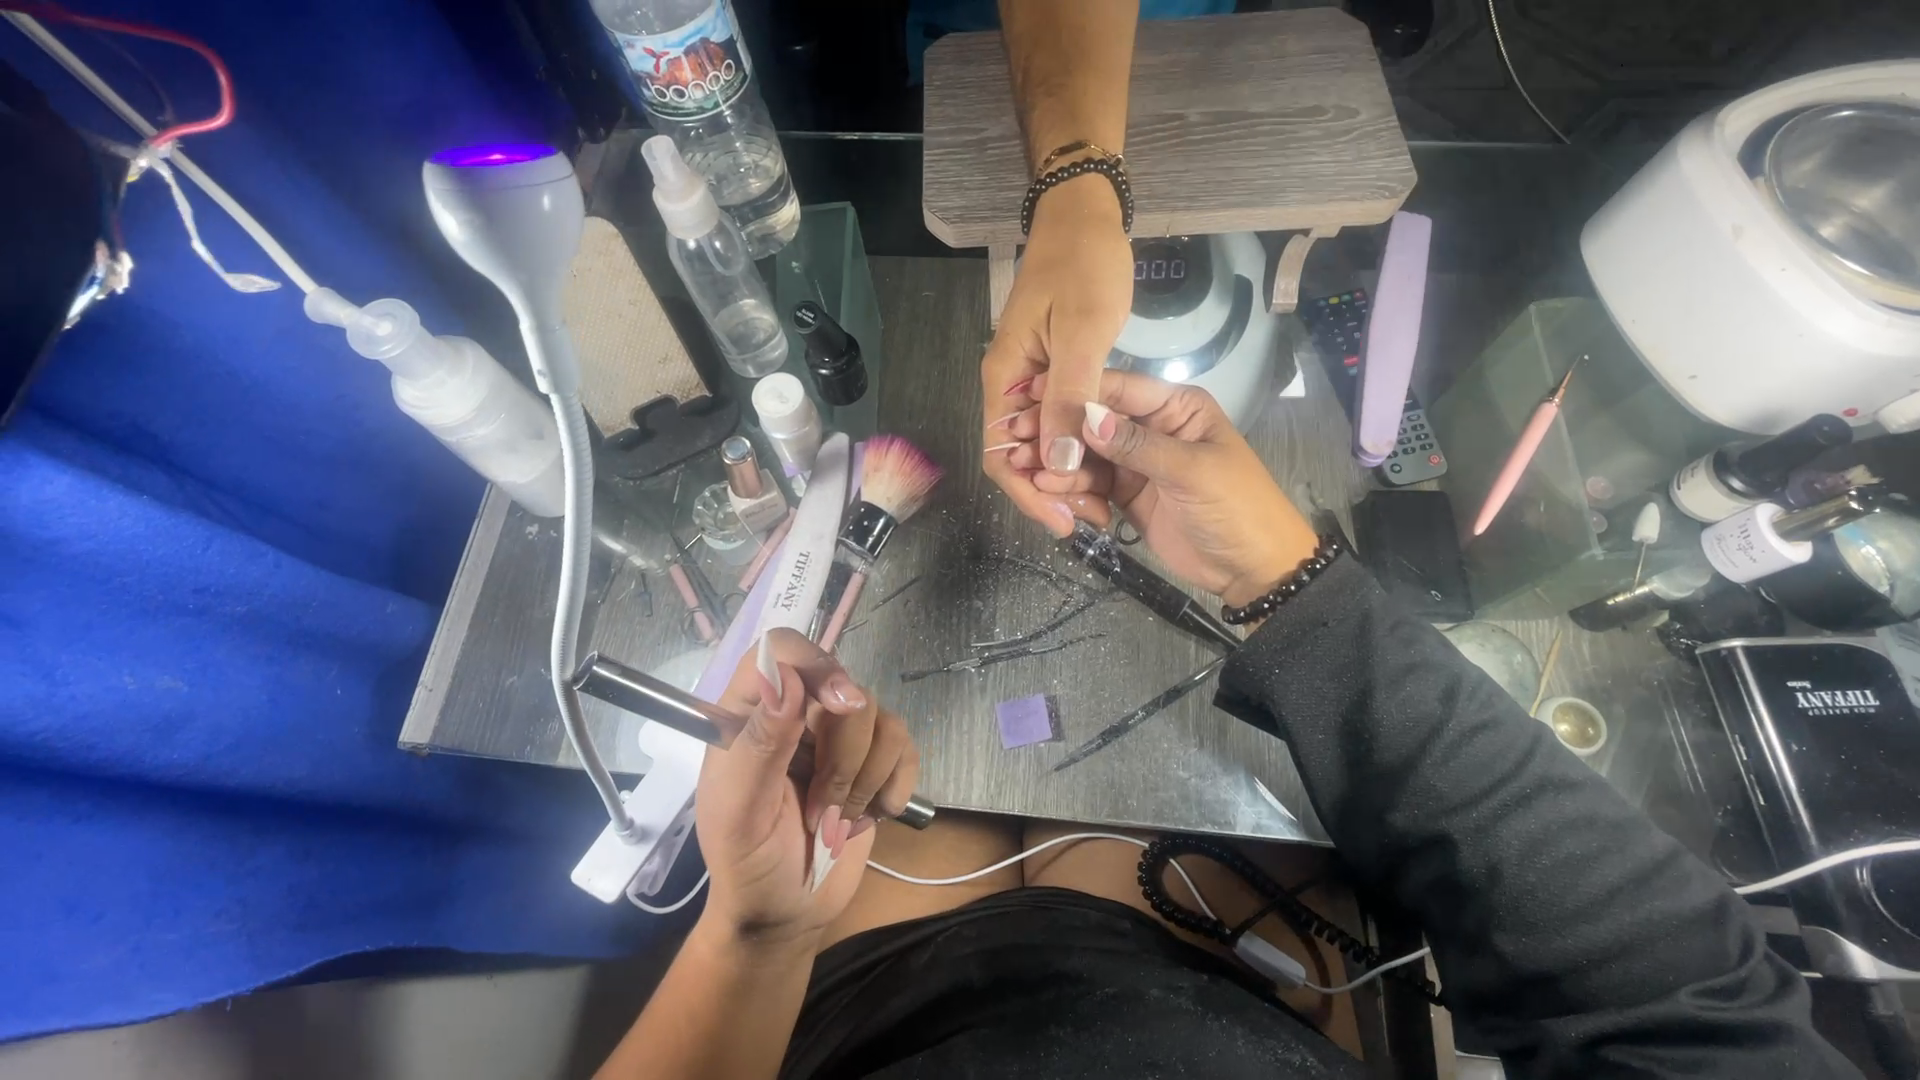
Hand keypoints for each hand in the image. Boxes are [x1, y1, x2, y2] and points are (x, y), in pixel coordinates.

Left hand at [695, 630, 919, 945]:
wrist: (786, 914)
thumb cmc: (748, 864)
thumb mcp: (738, 813)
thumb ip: (758, 745)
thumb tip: (784, 678)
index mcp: (749, 714)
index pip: (781, 649)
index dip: (815, 664)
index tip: (839, 705)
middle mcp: (797, 713)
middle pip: (844, 687)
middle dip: (842, 758)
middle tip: (820, 809)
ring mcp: (839, 737)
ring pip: (881, 718)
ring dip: (863, 781)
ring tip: (836, 821)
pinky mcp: (876, 762)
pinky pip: (905, 745)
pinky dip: (896, 784)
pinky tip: (873, 815)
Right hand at [980, 174, 1134, 536]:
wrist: (1084, 216)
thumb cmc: (1083, 267)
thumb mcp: (1082, 332)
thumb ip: (1070, 397)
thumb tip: (1059, 461)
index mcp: (1005, 380)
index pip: (1001, 454)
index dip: (1029, 494)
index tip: (1064, 521)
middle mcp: (1011, 389)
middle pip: (1018, 458)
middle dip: (1051, 492)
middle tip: (1092, 519)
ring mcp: (1032, 384)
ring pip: (1041, 446)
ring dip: (1067, 477)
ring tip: (1103, 504)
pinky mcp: (1055, 378)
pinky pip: (1059, 427)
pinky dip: (1078, 452)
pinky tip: (1104, 467)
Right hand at [1017, 370, 1320, 605]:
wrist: (1252, 568)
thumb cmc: (1236, 508)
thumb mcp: (1191, 471)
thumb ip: (1137, 445)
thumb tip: (1086, 417)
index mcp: (1175, 407)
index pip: (1117, 389)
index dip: (1073, 393)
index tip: (1030, 397)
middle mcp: (1150, 427)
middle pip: (1093, 422)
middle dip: (1056, 432)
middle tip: (1015, 440)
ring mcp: (1135, 462)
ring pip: (1085, 455)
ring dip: (1058, 465)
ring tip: (1027, 473)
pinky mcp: (1125, 493)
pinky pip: (1090, 484)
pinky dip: (1069, 489)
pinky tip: (1047, 491)